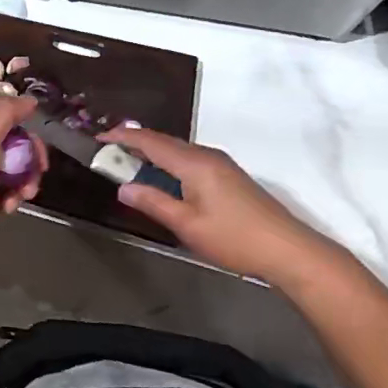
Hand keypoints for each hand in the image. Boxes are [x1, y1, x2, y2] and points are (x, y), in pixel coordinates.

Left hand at [0, 96, 47, 233]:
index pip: (13, 123)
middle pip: (17, 151)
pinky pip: (3, 195)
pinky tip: (5, 207)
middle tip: (36, 178)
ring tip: (20, 197)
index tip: (41, 154)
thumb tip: (31, 100)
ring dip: (22, 186)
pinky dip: (8, 201)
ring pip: (13, 175)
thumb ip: (10, 110)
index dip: (31, 138)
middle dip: (30, 166)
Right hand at [101, 126, 349, 289]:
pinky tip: (163, 176)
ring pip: (178, 149)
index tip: (99, 138)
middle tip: (109, 150)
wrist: (288, 250)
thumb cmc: (234, 238)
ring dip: (152, 152)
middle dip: (135, 142)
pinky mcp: (229, 175)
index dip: (123, 137)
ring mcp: (220, 164)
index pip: (150, 141)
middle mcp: (206, 155)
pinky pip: (189, 158)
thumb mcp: (186, 225)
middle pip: (164, 141)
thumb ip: (153, 202)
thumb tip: (123, 187)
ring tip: (129, 161)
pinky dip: (168, 161)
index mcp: (193, 163)